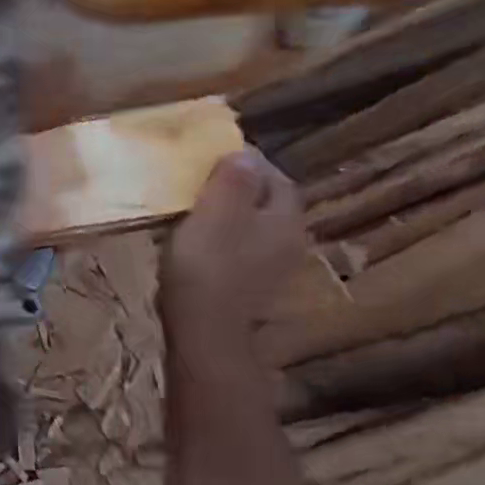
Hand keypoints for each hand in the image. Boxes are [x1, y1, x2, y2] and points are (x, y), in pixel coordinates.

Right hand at [161, 148, 305, 341]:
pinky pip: (242, 247)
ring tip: (195, 205)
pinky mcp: (252, 285)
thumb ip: (232, 180)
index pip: (275, 177)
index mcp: (285, 218)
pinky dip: (224, 236)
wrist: (205, 331)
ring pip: (255, 225)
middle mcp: (289, 240)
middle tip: (201, 177)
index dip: (248, 161)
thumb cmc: (207, 266)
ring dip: (231, 211)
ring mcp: (273, 266)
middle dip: (241, 186)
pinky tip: (198, 240)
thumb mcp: (214, 214)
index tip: (213, 152)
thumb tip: (244, 153)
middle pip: (268, 201)